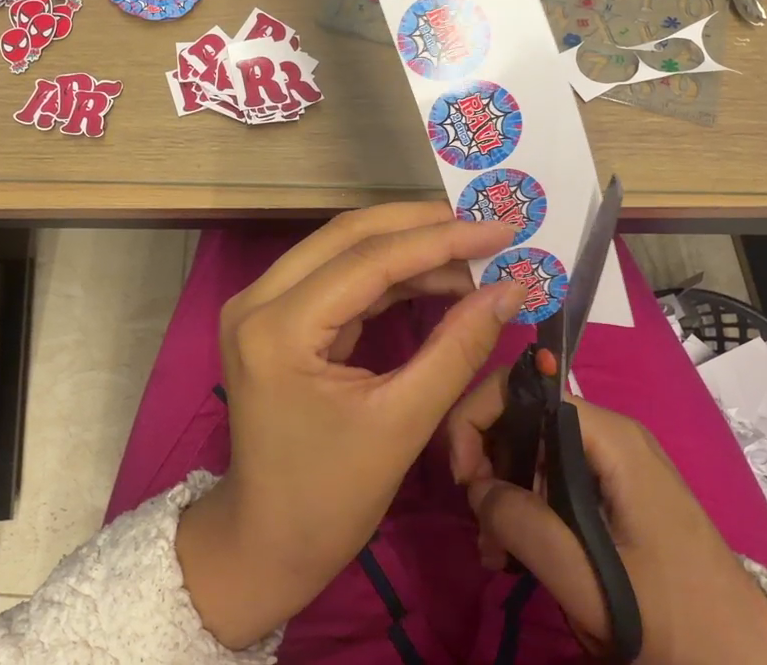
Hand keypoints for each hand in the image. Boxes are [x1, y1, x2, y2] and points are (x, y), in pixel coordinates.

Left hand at [175, 203, 525, 648]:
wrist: (268, 539)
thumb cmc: (330, 497)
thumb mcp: (402, 423)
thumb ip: (456, 349)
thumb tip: (510, 290)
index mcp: (277, 328)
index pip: (368, 260)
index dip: (441, 240)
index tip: (501, 228)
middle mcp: (257, 300)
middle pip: (347, 237)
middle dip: (422, 227)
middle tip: (487, 226)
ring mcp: (260, 305)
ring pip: (341, 251)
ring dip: (407, 249)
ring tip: (473, 255)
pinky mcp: (273, 317)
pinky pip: (336, 279)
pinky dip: (387, 276)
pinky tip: (436, 279)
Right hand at [446, 376, 766, 664]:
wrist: (749, 664)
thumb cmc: (678, 618)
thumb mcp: (591, 579)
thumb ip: (524, 525)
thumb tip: (476, 489)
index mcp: (611, 439)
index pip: (522, 389)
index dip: (479, 421)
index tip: (462, 481)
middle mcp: (611, 438)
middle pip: (523, 420)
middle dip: (487, 464)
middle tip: (479, 527)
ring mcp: (614, 467)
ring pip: (533, 455)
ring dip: (503, 496)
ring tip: (495, 554)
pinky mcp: (614, 496)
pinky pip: (554, 484)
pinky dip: (526, 511)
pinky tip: (515, 555)